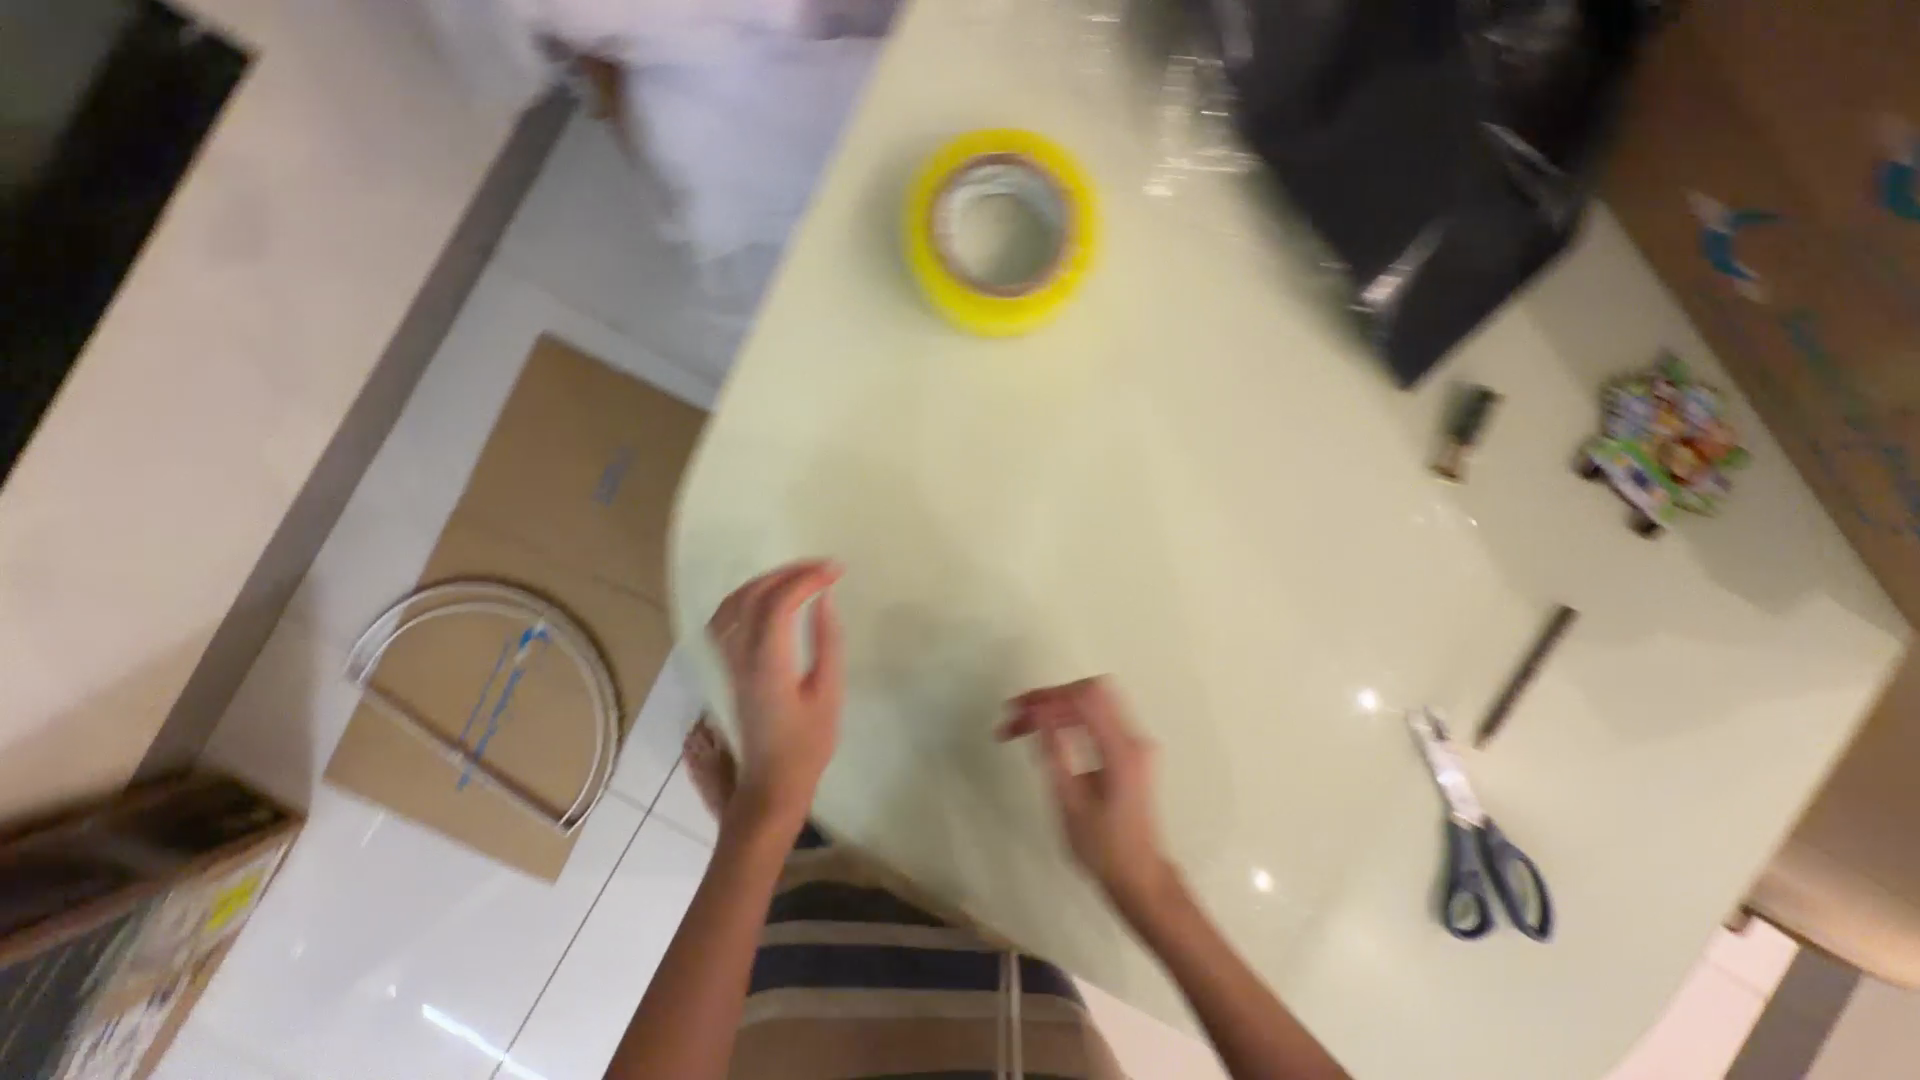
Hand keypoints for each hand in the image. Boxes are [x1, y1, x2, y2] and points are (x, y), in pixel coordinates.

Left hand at [707, 560, 844, 829]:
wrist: (773, 781)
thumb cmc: (808, 743)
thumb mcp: (829, 694)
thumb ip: (828, 643)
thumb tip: (824, 599)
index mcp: (769, 663)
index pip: (780, 603)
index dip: (807, 579)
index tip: (837, 571)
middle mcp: (742, 657)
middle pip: (753, 596)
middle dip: (788, 573)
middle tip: (823, 568)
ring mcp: (730, 662)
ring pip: (733, 604)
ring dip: (764, 581)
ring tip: (798, 576)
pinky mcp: (728, 668)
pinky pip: (725, 619)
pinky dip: (745, 597)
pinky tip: (766, 597)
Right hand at [998, 677, 1178, 915]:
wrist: (1139, 876)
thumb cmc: (1102, 848)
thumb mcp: (1070, 802)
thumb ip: (1054, 751)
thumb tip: (1037, 713)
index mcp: (1121, 750)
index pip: (1086, 697)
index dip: (1048, 696)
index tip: (1016, 711)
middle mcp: (1134, 739)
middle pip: (1090, 692)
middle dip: (1050, 698)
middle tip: (1016, 717)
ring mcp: (1136, 744)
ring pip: (1094, 702)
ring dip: (1058, 707)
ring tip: (1023, 725)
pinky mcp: (1131, 752)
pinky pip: (1099, 718)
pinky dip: (1070, 718)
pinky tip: (1047, 734)